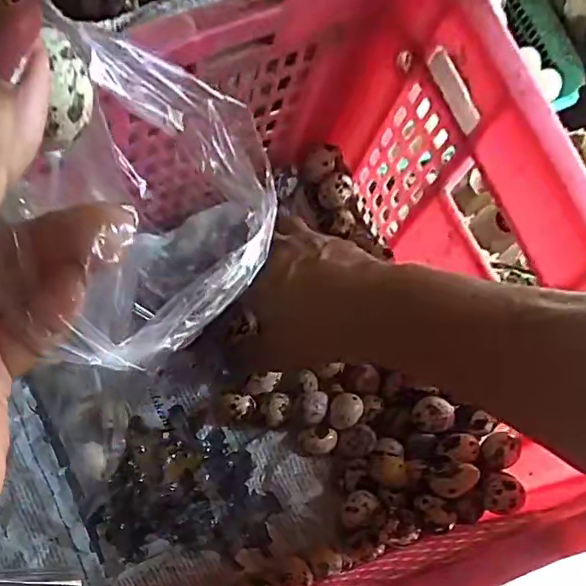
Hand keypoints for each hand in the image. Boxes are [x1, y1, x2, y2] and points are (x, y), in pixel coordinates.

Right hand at [230, 218, 473, 373]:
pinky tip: (303, 264)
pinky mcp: (337, 240)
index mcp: (252, 272)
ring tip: (269, 257)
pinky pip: (309, 238)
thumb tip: (226, 357)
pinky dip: (301, 248)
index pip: (222, 269)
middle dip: (240, 247)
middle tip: (235, 262)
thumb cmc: (317, 331)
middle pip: (250, 236)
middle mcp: (276, 246)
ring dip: (273, 239)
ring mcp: (309, 238)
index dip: (212, 276)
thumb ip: (245, 354)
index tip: (206, 285)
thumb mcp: (274, 354)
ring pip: (281, 228)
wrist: (379, 308)